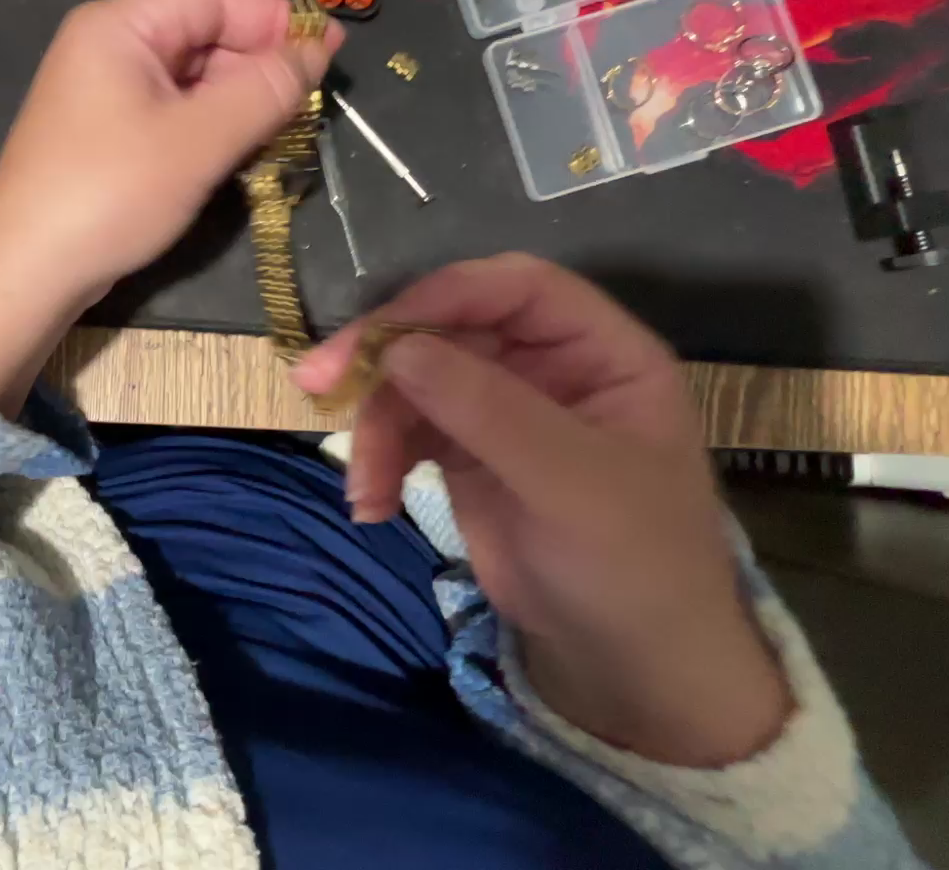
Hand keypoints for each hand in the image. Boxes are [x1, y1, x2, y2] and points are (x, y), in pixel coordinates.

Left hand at [0, 0, 341, 415]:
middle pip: (200, 37)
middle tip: (310, 104)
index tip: (327, 51)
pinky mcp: (105, 142)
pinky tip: (239, 156)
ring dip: (237, 104)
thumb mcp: (197, 140)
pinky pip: (169, 119)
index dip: (273, 20)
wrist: (28, 270)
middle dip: (257, 67)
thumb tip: (316, 50)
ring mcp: (103, 99)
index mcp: (120, 27)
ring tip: (283, 133)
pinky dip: (207, 132)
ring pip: (188, 83)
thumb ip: (262, 92)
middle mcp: (107, 51)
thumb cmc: (109, 193)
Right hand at [294, 254, 789, 766]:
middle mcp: (542, 366)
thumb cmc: (632, 565)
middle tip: (317, 382)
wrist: (624, 658)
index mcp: (597, 352)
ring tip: (364, 487)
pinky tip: (372, 504)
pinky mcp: (459, 449)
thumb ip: (488, 409)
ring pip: (410, 380)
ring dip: (374, 427)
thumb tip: (398, 349)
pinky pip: (401, 429)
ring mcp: (495, 407)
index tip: (376, 334)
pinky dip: (377, 460)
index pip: (513, 289)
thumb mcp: (570, 483)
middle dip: (380, 360)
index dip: (442, 296)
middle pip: (444, 328)